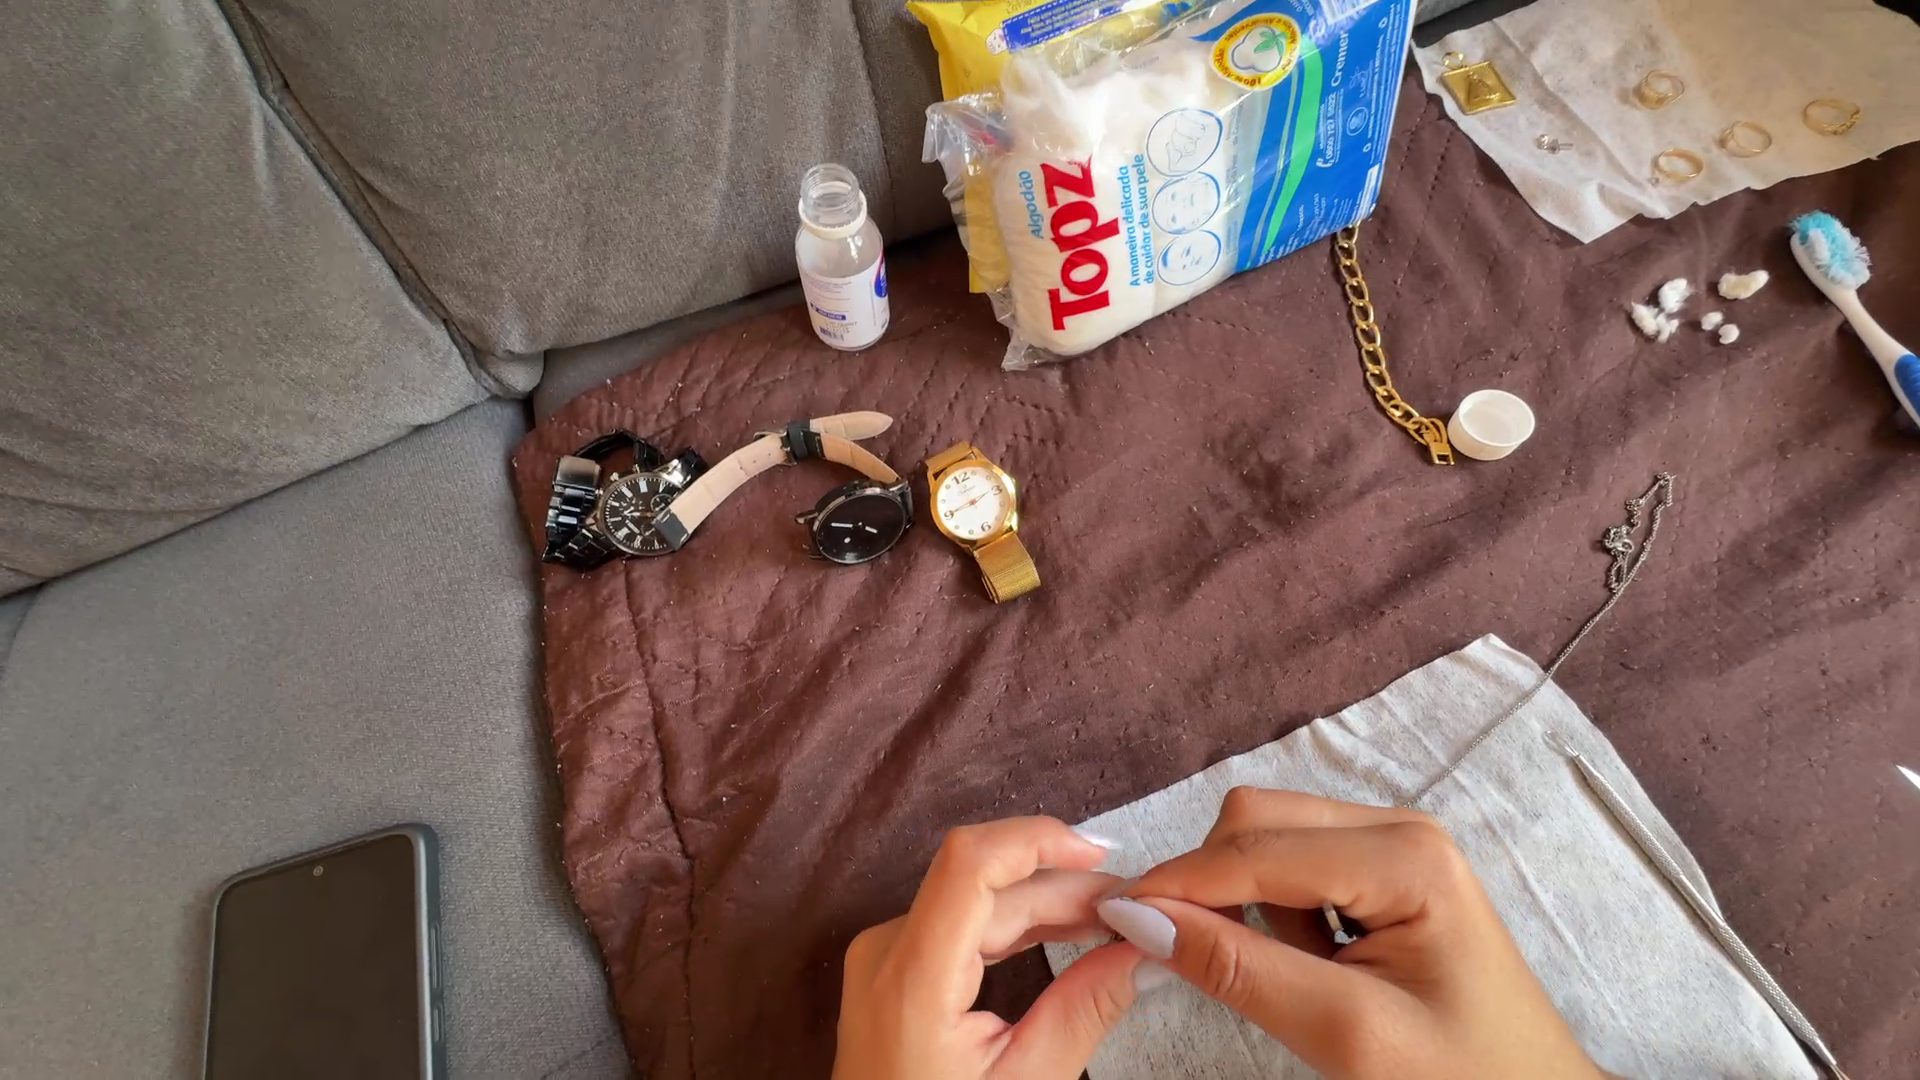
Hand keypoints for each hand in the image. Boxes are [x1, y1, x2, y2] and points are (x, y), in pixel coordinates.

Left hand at [833, 817, 1156, 1079]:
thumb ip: (1083, 1011)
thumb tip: (1144, 950)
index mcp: (912, 976)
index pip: (969, 863)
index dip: (1036, 839)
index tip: (1099, 854)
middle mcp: (889, 945)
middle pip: (983, 882)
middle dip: (1060, 881)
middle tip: (1129, 903)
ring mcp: (887, 951)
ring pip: (976, 897)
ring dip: (1044, 898)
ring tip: (1108, 914)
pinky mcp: (896, 962)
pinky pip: (962, 922)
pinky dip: (1016, 921)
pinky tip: (1064, 926)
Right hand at [1096, 789, 1606, 1079]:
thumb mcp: (1346, 1038)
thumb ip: (1236, 967)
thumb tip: (1134, 915)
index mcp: (1403, 854)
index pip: (1255, 847)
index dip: (1180, 881)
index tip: (1114, 914)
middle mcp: (1394, 823)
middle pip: (1256, 820)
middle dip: (1220, 885)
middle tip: (1220, 960)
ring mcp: (1389, 837)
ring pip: (1264, 836)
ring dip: (1252, 902)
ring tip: (1304, 976)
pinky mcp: (1379, 860)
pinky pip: (1289, 858)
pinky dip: (1277, 908)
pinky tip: (1318, 959)